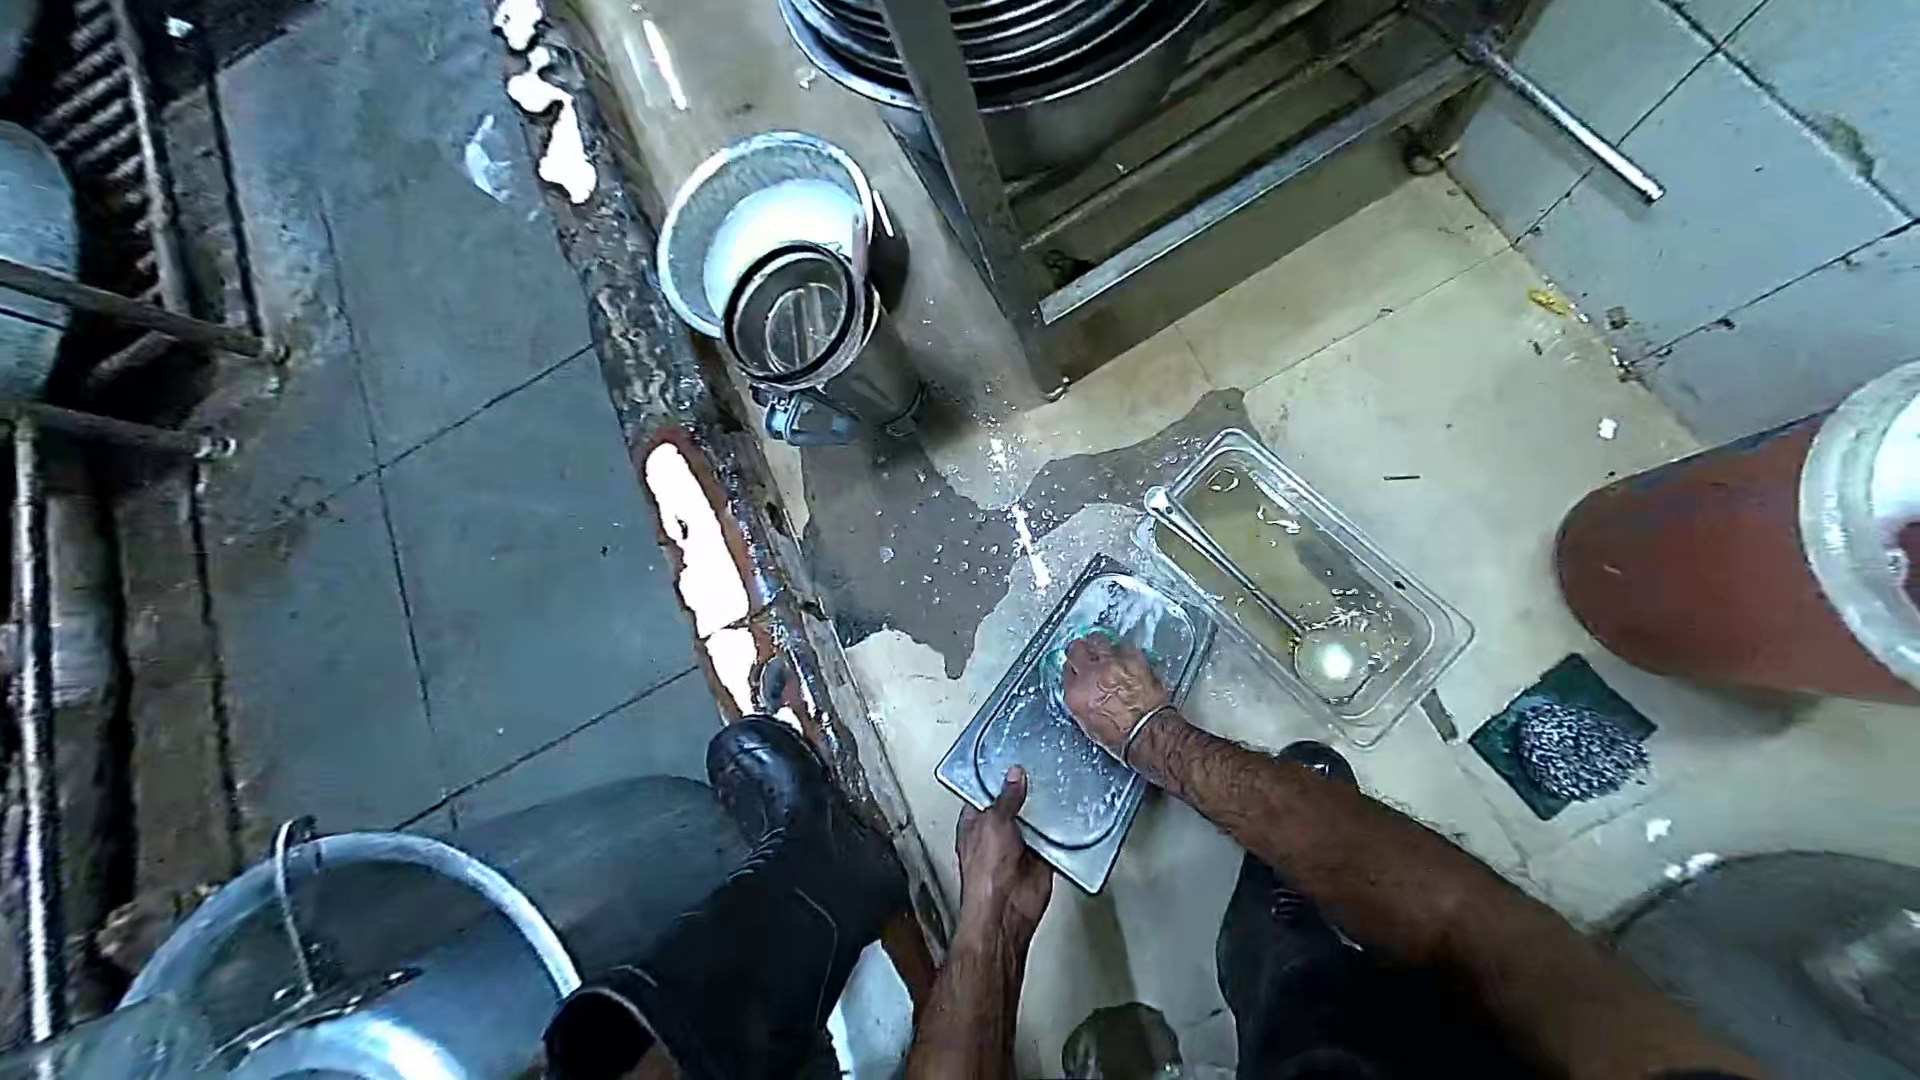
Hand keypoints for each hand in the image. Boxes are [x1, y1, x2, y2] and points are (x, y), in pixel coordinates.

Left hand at [956, 766, 1052, 943]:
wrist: (1006, 912)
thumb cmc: (986, 873)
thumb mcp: (993, 823)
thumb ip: (1006, 798)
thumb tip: (1015, 775)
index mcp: (976, 821)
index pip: (987, 790)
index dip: (998, 774)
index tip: (1013, 755)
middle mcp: (997, 830)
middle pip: (1014, 802)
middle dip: (1026, 788)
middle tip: (1041, 762)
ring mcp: (1020, 843)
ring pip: (1035, 818)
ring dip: (1045, 806)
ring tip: (1059, 777)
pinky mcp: (1041, 856)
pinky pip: (1053, 836)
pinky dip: (1061, 827)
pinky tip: (1071, 807)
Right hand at [1063, 635, 1169, 757]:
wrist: (1149, 733)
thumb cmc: (1121, 735)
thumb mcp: (1087, 721)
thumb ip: (1079, 698)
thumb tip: (1080, 687)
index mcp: (1076, 692)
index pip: (1066, 669)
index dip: (1073, 668)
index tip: (1077, 669)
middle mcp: (1091, 673)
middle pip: (1076, 648)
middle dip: (1080, 651)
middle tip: (1085, 654)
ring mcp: (1112, 663)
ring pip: (1097, 639)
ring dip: (1098, 644)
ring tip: (1102, 649)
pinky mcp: (1132, 658)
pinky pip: (1121, 645)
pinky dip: (1120, 650)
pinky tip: (1122, 656)